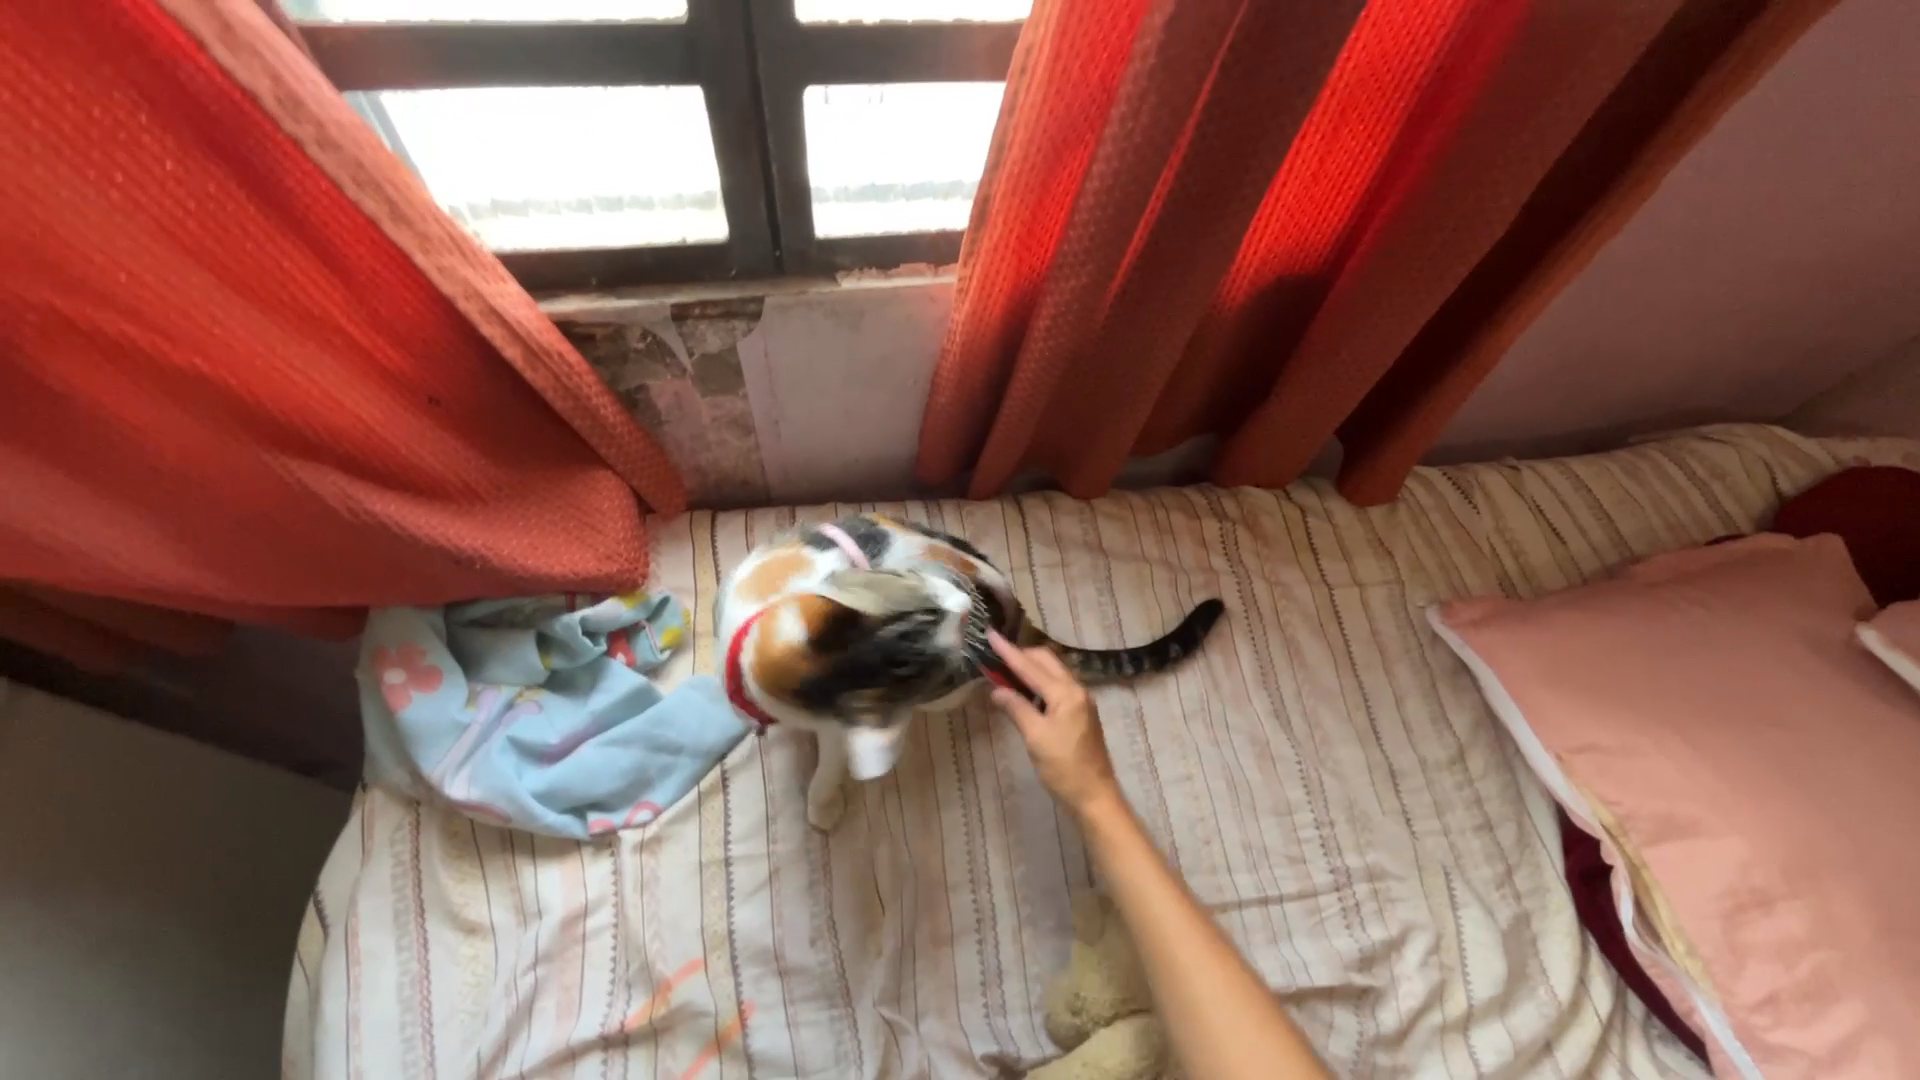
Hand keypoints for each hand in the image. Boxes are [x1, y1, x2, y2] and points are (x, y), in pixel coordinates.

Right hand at [987, 631, 1122, 817]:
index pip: (1030, 666)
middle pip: (1046, 661)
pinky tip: (1024, 690)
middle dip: (1021, 654)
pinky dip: (1038, 681)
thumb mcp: (1035, 737)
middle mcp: (1076, 690)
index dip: (1008, 651)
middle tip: (995, 654)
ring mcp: (1080, 701)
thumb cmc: (1063, 768)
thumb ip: (1016, 708)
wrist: (1095, 795)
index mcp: (1066, 693)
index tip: (990, 634)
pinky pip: (1057, 685)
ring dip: (1030, 667)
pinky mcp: (1080, 712)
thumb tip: (997, 689)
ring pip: (1052, 672)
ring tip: (1005, 668)